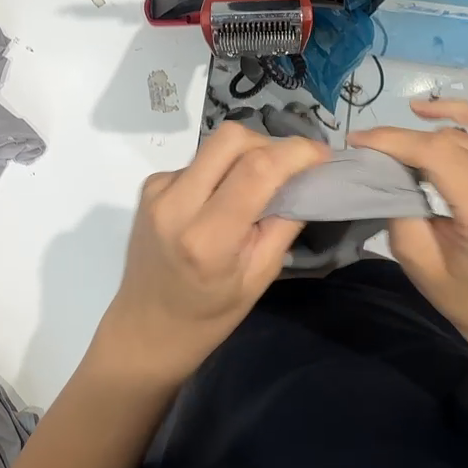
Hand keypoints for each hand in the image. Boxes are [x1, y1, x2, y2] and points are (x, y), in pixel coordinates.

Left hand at [96, 123, 328, 381]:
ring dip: (244, 157)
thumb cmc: (208, 317)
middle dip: (268, 144)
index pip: (256, 170)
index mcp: (207, 237)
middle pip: (230, 138)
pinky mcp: (149, 186)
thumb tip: (306, 180)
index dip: (295, 152)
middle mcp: (176, 204)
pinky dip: (220, 172)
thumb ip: (283, 223)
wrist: (144, 329)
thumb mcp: (259, 278)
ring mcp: (158, 191)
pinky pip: (197, 162)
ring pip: (214, 146)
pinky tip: (221, 201)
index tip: (323, 154)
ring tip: (256, 189)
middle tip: (289, 168)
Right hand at [349, 98, 467, 345]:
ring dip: (424, 135)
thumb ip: (399, 209)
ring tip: (395, 146)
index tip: (357, 140)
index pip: (440, 157)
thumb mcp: (418, 262)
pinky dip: (458, 112)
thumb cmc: (463, 293)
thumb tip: (384, 165)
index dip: (395, 141)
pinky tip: (427, 112)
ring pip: (464, 133)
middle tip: (369, 149)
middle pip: (450, 142)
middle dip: (403, 139)